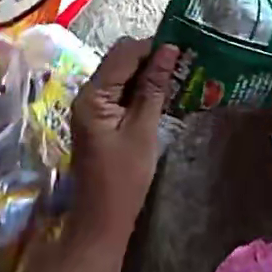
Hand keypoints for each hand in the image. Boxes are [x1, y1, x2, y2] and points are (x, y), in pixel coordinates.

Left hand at [69, 38, 177, 246]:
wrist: (101, 224)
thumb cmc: (123, 179)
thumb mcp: (143, 129)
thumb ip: (154, 86)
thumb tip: (170, 48)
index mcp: (93, 95)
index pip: (124, 53)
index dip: (153, 46)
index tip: (184, 47)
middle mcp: (87, 94)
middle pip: (121, 59)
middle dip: (151, 56)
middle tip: (184, 60)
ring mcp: (92, 106)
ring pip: (122, 73)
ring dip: (147, 71)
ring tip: (178, 73)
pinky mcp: (99, 117)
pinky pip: (121, 89)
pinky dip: (140, 86)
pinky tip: (162, 92)